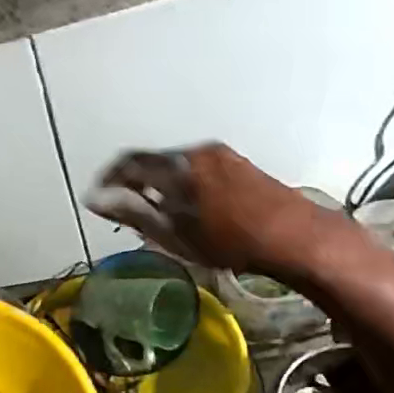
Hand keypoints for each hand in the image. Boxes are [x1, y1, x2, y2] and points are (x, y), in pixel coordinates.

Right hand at [84, 144, 352, 279]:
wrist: (298, 238)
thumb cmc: (229, 240)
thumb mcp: (172, 232)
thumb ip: (130, 211)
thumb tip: (94, 199)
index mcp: (176, 165)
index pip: (128, 162)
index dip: (108, 179)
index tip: (99, 197)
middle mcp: (196, 152)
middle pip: (152, 161)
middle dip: (135, 183)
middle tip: (127, 209)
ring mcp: (222, 156)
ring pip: (175, 165)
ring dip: (159, 184)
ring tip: (158, 213)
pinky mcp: (240, 165)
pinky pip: (196, 168)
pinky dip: (182, 184)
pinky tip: (189, 209)